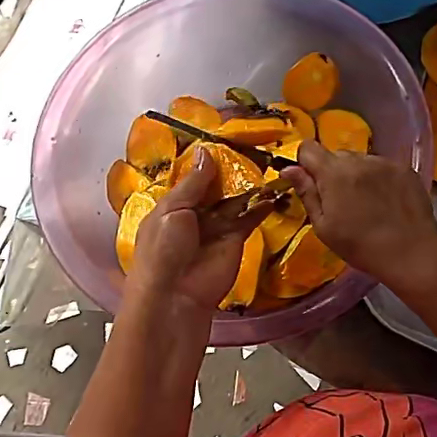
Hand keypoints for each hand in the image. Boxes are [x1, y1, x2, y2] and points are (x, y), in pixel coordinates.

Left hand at [126, 146, 269, 316]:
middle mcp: (194, 214)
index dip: (205, 163)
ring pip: (234, 201)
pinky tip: (272, 191)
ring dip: (247, 186)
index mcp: (171, 205)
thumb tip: (205, 151)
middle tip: (250, 148)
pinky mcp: (236, 240)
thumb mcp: (173, 209)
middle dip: (229, 171)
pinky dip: (260, 206)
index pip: (191, 179)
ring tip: (265, 165)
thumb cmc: (164, 249)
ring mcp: (216, 227)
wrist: (176, 295)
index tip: (223, 141)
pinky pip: (249, 219)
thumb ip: (193, 182)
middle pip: (215, 188)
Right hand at [284, 142, 436, 284]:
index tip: (311, 182)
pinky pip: (381, 166)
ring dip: (356, 175)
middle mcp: (358, 160)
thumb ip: (306, 193)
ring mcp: (384, 162)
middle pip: (336, 155)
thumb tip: (288, 169)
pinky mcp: (404, 169)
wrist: (409, 252)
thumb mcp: (323, 226)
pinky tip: (384, 201)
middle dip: (332, 172)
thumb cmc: (359, 246)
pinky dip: (377, 178)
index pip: (308, 147)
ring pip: (360, 160)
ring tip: (366, 203)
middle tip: (340, 201)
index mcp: (334, 173)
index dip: (305, 162)